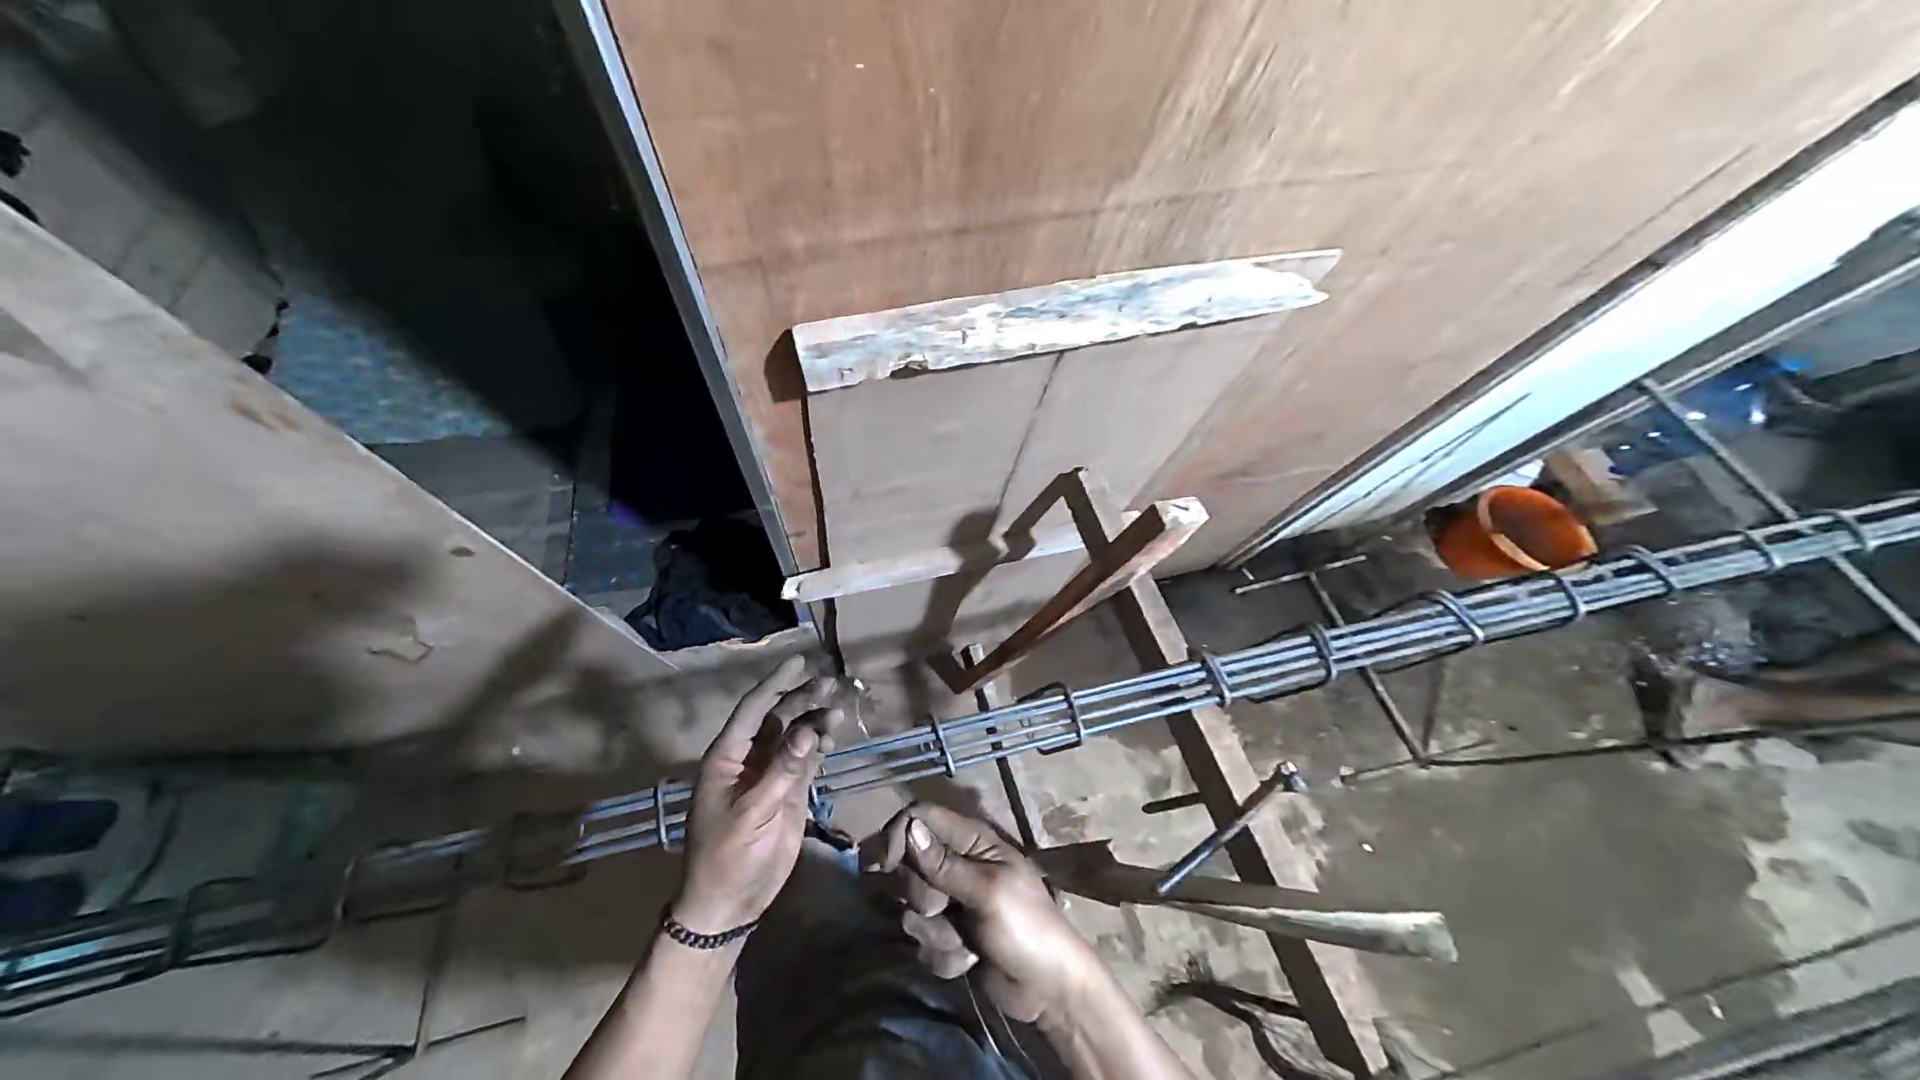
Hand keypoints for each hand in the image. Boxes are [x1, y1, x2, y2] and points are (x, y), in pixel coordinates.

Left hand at [674, 656, 840, 933]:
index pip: (753, 710)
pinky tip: (834, 736)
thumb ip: (781, 771)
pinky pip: (805, 760)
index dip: (775, 684)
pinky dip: (820, 746)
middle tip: (832, 685)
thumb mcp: (752, 813)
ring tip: (839, 711)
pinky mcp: (788, 793)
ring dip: (815, 721)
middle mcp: (749, 759)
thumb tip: (809, 731)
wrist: (729, 903)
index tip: (800, 661)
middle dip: (803, 699)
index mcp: (727, 758)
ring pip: (795, 737)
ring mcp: (770, 775)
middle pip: (779, 718)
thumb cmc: (727, 857)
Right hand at [874, 804, 1104, 1023]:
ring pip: (911, 910)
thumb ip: (945, 864)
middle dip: (921, 896)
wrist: (1050, 991)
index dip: (898, 835)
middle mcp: (955, 865)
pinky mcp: (947, 936)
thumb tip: (909, 827)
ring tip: (968, 941)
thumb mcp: (989, 892)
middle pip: (907, 865)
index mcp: (971, 841)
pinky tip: (970, 960)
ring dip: (936, 932)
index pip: (920, 817)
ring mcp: (950, 902)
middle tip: (946, 909)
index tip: (885, 866)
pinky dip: (944, 955)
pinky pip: (922, 941)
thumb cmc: (1028, 928)